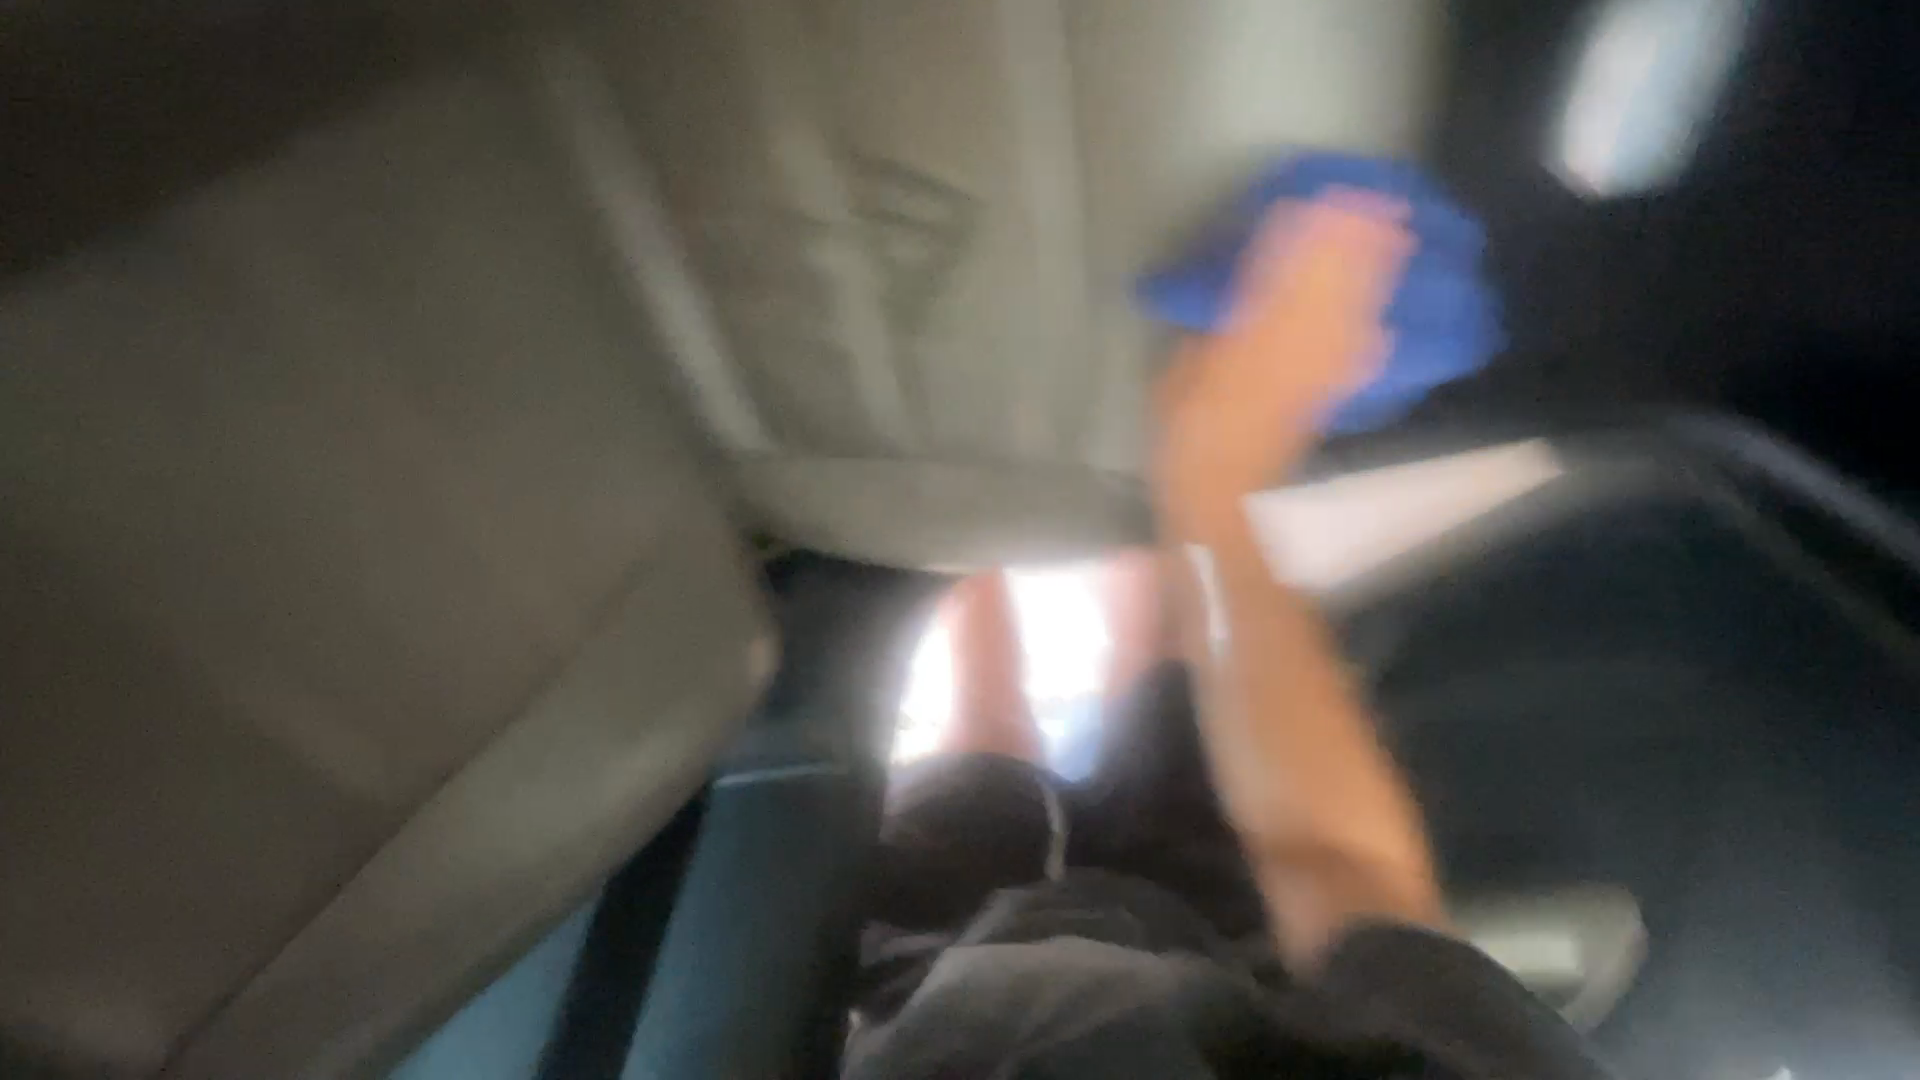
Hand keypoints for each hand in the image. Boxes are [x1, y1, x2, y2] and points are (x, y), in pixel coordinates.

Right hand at [1152, 191, 1411, 540]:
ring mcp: (1310, 378)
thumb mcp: (1173, 384)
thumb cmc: (1183, 441)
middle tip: (1375, 201)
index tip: (1312, 202)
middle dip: (1349, 248)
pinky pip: (1352, 357)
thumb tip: (1223, 313)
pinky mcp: (1321, 398)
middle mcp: (1286, 357)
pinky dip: (1369, 330)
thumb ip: (1201, 345)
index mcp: (1244, 350)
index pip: (1274, 285)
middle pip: (1324, 294)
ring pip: (1346, 319)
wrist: (1219, 498)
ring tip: (1393, 236)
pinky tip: (1382, 317)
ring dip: (1370, 277)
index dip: (1297, 242)